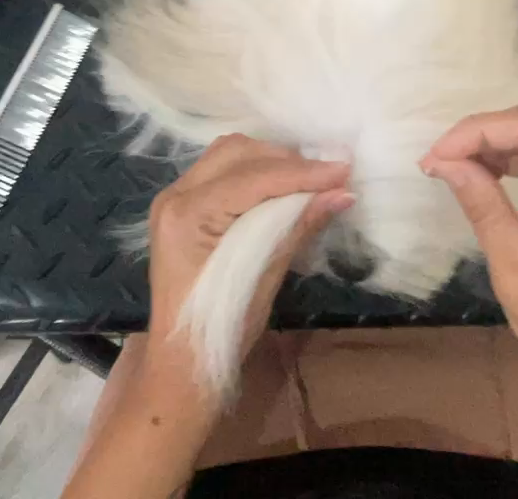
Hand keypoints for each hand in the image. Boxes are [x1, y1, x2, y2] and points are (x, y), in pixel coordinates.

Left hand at [144, 134, 351, 390]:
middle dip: (287, 160)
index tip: (343, 169)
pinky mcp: (183, 205)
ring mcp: (174, 198)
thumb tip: (342, 194)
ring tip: (310, 179)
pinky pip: (223, 171)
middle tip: (329, 176)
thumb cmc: (221, 330)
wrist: (181, 363)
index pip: (252, 178)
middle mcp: (175, 196)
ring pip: (229, 155)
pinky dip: (256, 173)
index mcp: (187, 215)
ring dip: (271, 161)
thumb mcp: (264, 278)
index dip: (301, 172)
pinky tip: (283, 186)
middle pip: (237, 153)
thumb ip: (297, 228)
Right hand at [420, 105, 517, 403]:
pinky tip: (491, 183)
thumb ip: (484, 210)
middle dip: (481, 135)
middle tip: (440, 166)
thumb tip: (445, 163)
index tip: (435, 161)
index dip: (475, 131)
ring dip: (497, 147)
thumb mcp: (517, 275)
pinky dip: (517, 164)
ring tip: (457, 174)